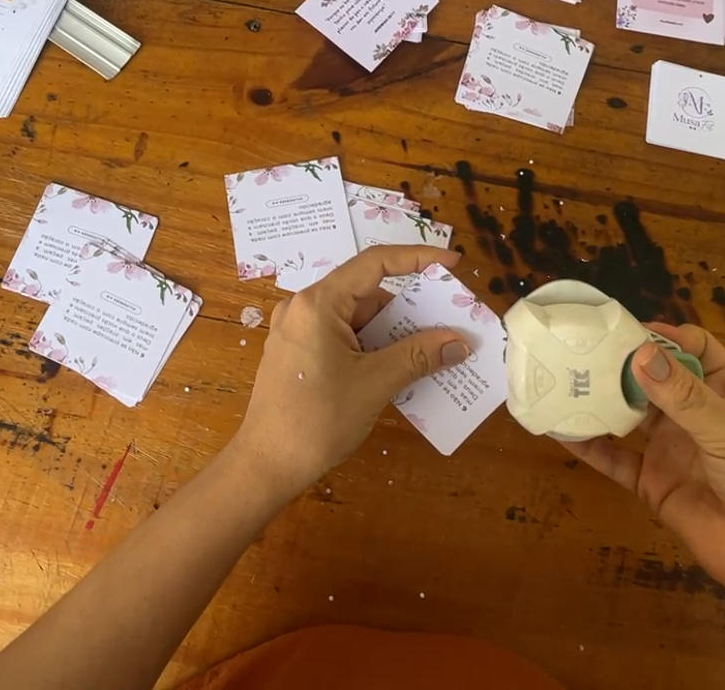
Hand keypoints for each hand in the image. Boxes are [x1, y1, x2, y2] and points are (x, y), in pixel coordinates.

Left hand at [226, 246, 468, 496]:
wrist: (265, 465)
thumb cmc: (316, 420)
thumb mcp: (374, 384)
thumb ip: (418, 356)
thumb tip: (459, 342)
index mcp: (318, 303)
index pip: (374, 263)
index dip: (417, 258)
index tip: (453, 263)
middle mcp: (304, 307)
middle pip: (367, 293)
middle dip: (410, 309)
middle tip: (449, 323)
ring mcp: (298, 330)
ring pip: (357, 318)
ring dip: (393, 333)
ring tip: (433, 351)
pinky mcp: (298, 352)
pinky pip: (344, 337)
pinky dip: (373, 347)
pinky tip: (400, 368)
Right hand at [569, 321, 724, 600]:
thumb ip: (682, 395)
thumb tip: (639, 354)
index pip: (694, 349)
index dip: (665, 335)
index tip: (626, 328)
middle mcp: (694, 414)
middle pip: (652, 377)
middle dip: (620, 363)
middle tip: (580, 348)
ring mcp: (670, 448)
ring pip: (627, 415)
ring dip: (599, 399)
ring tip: (561, 379)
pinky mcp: (650, 482)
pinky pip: (612, 458)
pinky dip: (586, 444)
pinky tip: (560, 428)